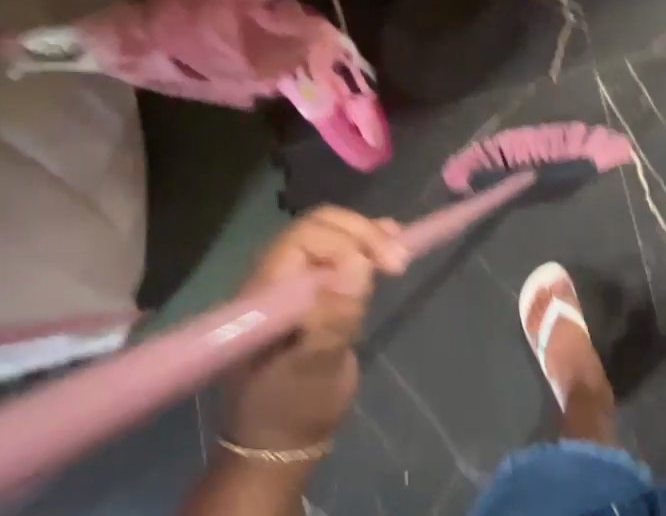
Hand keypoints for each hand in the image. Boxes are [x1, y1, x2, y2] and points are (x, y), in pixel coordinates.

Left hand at [221, 207, 407, 453]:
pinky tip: (394, 240)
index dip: (349, 241)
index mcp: (265, 291)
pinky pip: (342, 250)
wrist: (284, 439)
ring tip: (400, 253)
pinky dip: (370, 241)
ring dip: (369, 236)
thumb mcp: (313, 371)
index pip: (305, 238)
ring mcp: (297, 281)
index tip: (387, 267)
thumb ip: (331, 321)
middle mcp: (276, 277)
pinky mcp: (319, 289)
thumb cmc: (292, 407)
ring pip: (333, 233)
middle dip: (363, 234)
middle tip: (398, 259)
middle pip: (320, 227)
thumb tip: (357, 266)